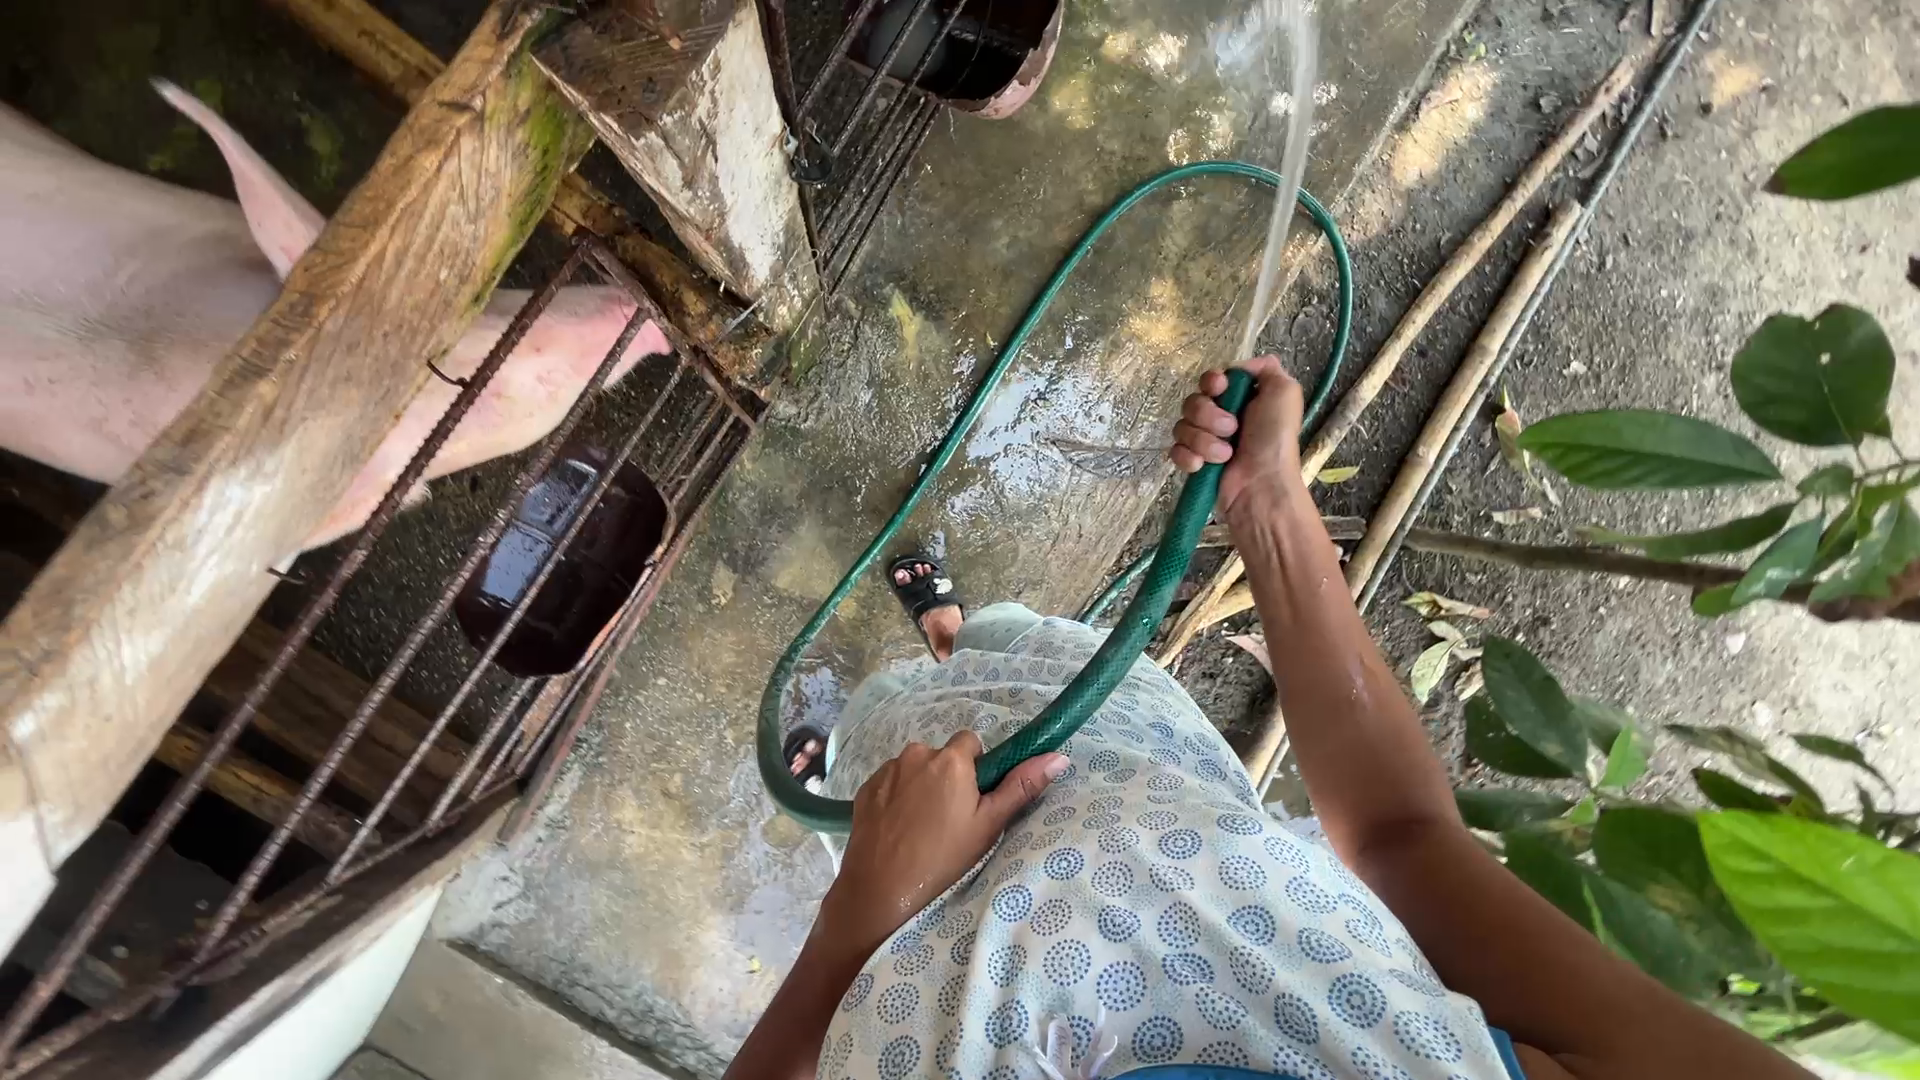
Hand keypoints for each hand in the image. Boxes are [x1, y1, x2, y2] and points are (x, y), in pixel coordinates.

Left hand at [815, 732, 1066, 960]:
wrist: (880, 891)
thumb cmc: (943, 859)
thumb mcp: (989, 825)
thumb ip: (1022, 787)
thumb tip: (1058, 757)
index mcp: (951, 759)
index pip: (971, 742)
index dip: (975, 769)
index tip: (972, 800)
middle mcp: (917, 753)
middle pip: (941, 756)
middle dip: (947, 778)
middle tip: (948, 820)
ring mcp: (887, 770)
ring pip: (914, 769)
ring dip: (920, 786)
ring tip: (920, 829)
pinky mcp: (866, 787)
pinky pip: (890, 782)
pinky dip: (896, 797)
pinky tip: (897, 829)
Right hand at [1170, 355, 1304, 516]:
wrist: (1261, 484)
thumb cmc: (1275, 439)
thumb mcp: (1284, 392)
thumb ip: (1265, 368)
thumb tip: (1237, 368)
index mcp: (1240, 398)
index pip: (1210, 379)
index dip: (1211, 382)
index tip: (1220, 390)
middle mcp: (1220, 416)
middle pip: (1193, 401)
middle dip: (1208, 415)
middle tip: (1231, 429)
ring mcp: (1204, 440)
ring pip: (1181, 426)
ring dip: (1202, 440)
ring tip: (1224, 455)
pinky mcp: (1193, 462)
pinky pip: (1175, 450)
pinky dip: (1188, 457)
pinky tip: (1202, 466)